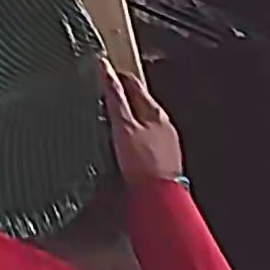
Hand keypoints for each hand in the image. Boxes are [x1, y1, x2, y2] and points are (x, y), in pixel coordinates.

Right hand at [102, 60, 182, 185]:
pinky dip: (136, 134)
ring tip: (111, 122)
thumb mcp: (122, 125)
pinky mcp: (166, 157)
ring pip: (145, 119)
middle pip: (140, 100)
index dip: (116, 76)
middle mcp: (164, 122)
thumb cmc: (141, 162)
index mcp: (154, 110)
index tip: (101, 75)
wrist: (162, 203)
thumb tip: (105, 66)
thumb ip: (114, 95)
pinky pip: (149, 136)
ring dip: (130, 116)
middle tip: (102, 98)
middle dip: (122, 97)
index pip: (133, 81)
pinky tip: (126, 144)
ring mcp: (167, 140)